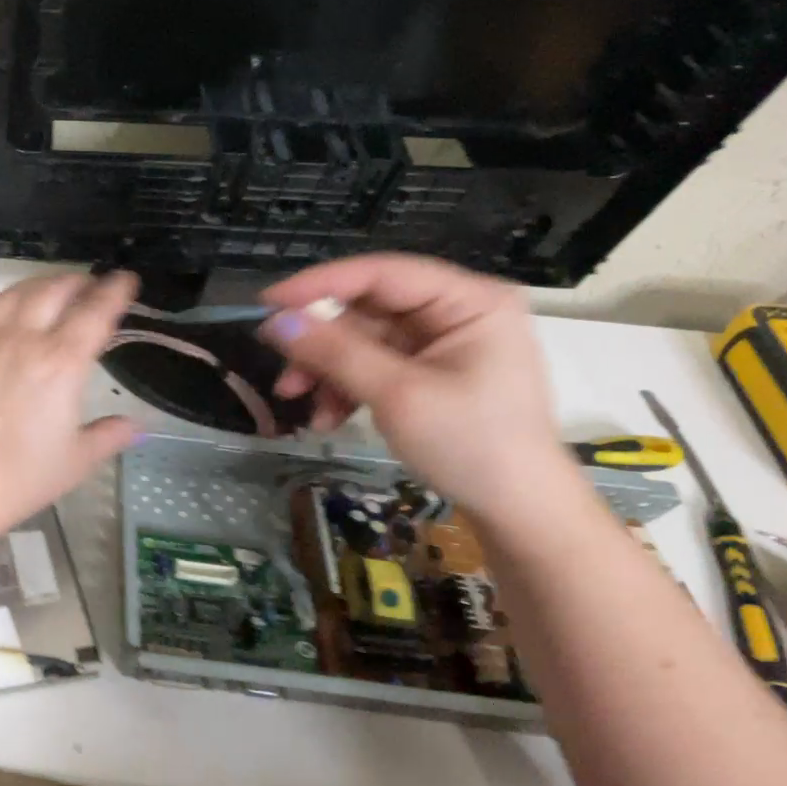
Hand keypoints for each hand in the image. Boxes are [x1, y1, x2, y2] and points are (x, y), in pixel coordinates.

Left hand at [0, 272, 141, 539]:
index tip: (125, 280)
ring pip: (11, 294)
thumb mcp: (78, 460)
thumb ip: (109, 435)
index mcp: (62, 364)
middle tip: (88, 286)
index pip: (95, 313)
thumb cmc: (23, 478)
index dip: (115, 291)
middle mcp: (23, 342)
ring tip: (47, 290)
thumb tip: (136, 425)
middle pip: (52, 291)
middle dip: (76, 281)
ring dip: (34, 284)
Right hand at [258, 254, 575, 520]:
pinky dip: (344, 388)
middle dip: (320, 345)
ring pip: (360, 341)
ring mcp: (442, 343)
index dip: (320, 285)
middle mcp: (456, 311)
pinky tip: (327, 418)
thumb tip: (274, 321)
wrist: (519, 511)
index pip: (381, 273)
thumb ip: (335, 352)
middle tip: (282, 372)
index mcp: (469, 301)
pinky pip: (371, 366)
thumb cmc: (472, 445)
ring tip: (300, 405)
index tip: (267, 304)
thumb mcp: (398, 395)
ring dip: (326, 372)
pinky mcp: (428, 372)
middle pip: (365, 311)